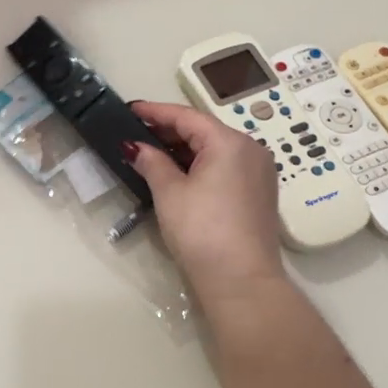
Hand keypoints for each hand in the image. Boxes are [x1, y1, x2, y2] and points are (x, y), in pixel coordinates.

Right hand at [125, 100, 284, 283]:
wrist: (240, 278)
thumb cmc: (202, 230)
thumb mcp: (169, 193)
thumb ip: (152, 163)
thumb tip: (136, 147)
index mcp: (229, 142)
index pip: (186, 117)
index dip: (155, 112)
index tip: (129, 109)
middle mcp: (250, 150)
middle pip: (203, 130)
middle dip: (168, 131)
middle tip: (134, 133)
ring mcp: (257, 172)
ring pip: (214, 149)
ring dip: (182, 149)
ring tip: (150, 153)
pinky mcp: (257, 192)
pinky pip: (224, 166)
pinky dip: (199, 164)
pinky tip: (177, 173)